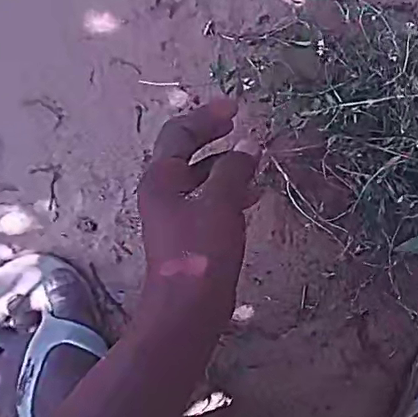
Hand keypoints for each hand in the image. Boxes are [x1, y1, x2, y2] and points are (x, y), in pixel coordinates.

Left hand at [137, 97, 260, 318]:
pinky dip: (229, 190)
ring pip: (201, 177)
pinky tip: (253, 193)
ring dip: (226, 164)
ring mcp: (175, 213)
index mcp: (161, 178)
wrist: (188, 309)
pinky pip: (209, 199)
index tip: (235, 107)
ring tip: (256, 158)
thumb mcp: (220, 204)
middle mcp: (163, 191)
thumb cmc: (201, 253)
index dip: (207, 116)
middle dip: (214, 136)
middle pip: (187, 151)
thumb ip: (234, 170)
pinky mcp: (190, 233)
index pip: (180, 133)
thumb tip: (248, 145)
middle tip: (240, 123)